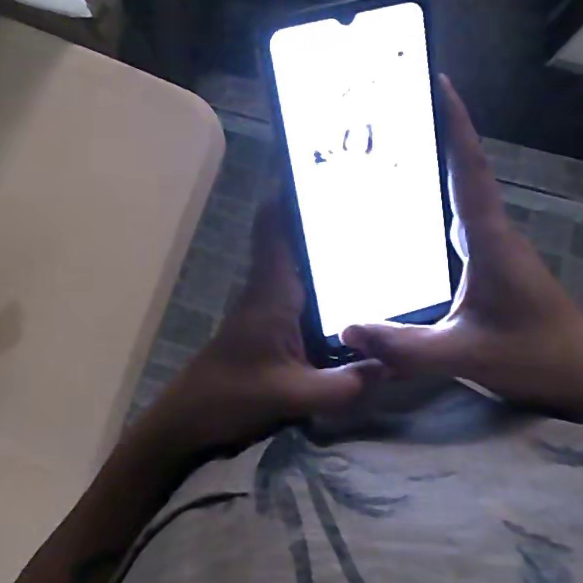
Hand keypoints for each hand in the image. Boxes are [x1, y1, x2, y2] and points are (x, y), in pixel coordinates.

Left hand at [137, 200, 384, 458]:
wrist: (188, 423)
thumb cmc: (229, 398)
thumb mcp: (291, 395)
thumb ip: (343, 384)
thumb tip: (393, 365)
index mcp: (272, 291)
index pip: (275, 226)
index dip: (289, 191)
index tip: (314, 159)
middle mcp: (272, 290)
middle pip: (296, 238)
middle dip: (325, 213)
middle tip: (369, 192)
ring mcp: (273, 309)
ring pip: (304, 265)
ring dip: (330, 248)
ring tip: (377, 231)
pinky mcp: (277, 330)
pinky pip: (309, 295)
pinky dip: (331, 285)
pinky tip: (363, 295)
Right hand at [340, 76, 582, 420]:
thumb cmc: (539, 361)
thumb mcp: (467, 355)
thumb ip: (406, 346)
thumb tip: (345, 327)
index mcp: (492, 242)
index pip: (471, 171)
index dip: (455, 125)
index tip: (437, 81)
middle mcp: (498, 237)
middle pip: (468, 173)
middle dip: (440, 136)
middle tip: (401, 110)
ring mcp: (502, 253)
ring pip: (468, 198)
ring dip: (443, 168)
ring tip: (399, 152)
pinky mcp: (500, 271)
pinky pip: (466, 224)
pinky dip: (443, 204)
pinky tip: (416, 221)